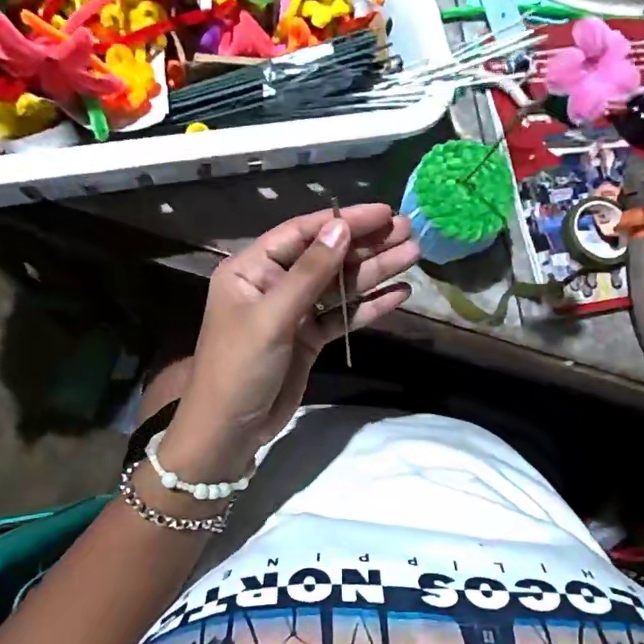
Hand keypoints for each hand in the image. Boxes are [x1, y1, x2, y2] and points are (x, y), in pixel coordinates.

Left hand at [165, 204, 418, 478]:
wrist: (229, 429)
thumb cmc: (239, 366)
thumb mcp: (272, 316)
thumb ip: (310, 273)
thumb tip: (342, 227)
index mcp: (251, 268)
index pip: (303, 233)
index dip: (344, 221)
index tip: (384, 213)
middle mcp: (273, 284)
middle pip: (326, 257)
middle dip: (367, 244)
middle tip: (409, 231)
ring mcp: (294, 312)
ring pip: (340, 286)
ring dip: (375, 272)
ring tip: (413, 255)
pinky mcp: (309, 339)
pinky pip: (343, 317)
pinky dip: (369, 307)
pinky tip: (399, 296)